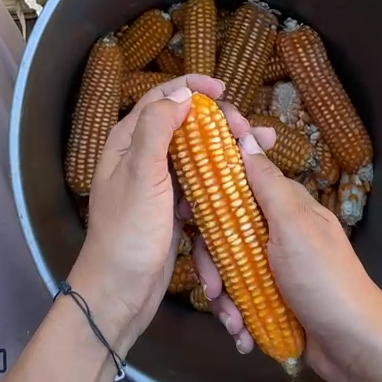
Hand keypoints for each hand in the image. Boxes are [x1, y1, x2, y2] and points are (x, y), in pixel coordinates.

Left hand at [67, 73, 224, 352]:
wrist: (120, 293)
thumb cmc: (127, 232)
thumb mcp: (141, 175)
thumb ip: (157, 130)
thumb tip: (181, 96)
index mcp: (129, 140)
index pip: (161, 99)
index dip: (191, 88)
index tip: (221, 88)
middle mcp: (143, 155)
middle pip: (185, 123)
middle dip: (218, 120)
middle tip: (245, 128)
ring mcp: (160, 181)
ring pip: (198, 152)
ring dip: (227, 146)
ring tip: (260, 144)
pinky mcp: (174, 206)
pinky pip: (202, 181)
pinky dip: (223, 175)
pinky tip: (246, 177)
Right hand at [195, 103, 381, 381]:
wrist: (355, 349)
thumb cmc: (326, 279)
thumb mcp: (294, 226)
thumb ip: (266, 183)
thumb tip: (244, 136)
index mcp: (284, 202)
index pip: (239, 178)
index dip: (209, 186)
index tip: (186, 203)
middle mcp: (275, 228)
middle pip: (223, 227)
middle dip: (212, 260)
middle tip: (213, 286)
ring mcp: (272, 263)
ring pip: (227, 265)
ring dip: (224, 296)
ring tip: (234, 321)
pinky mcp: (270, 295)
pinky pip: (239, 296)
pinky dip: (237, 315)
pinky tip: (243, 333)